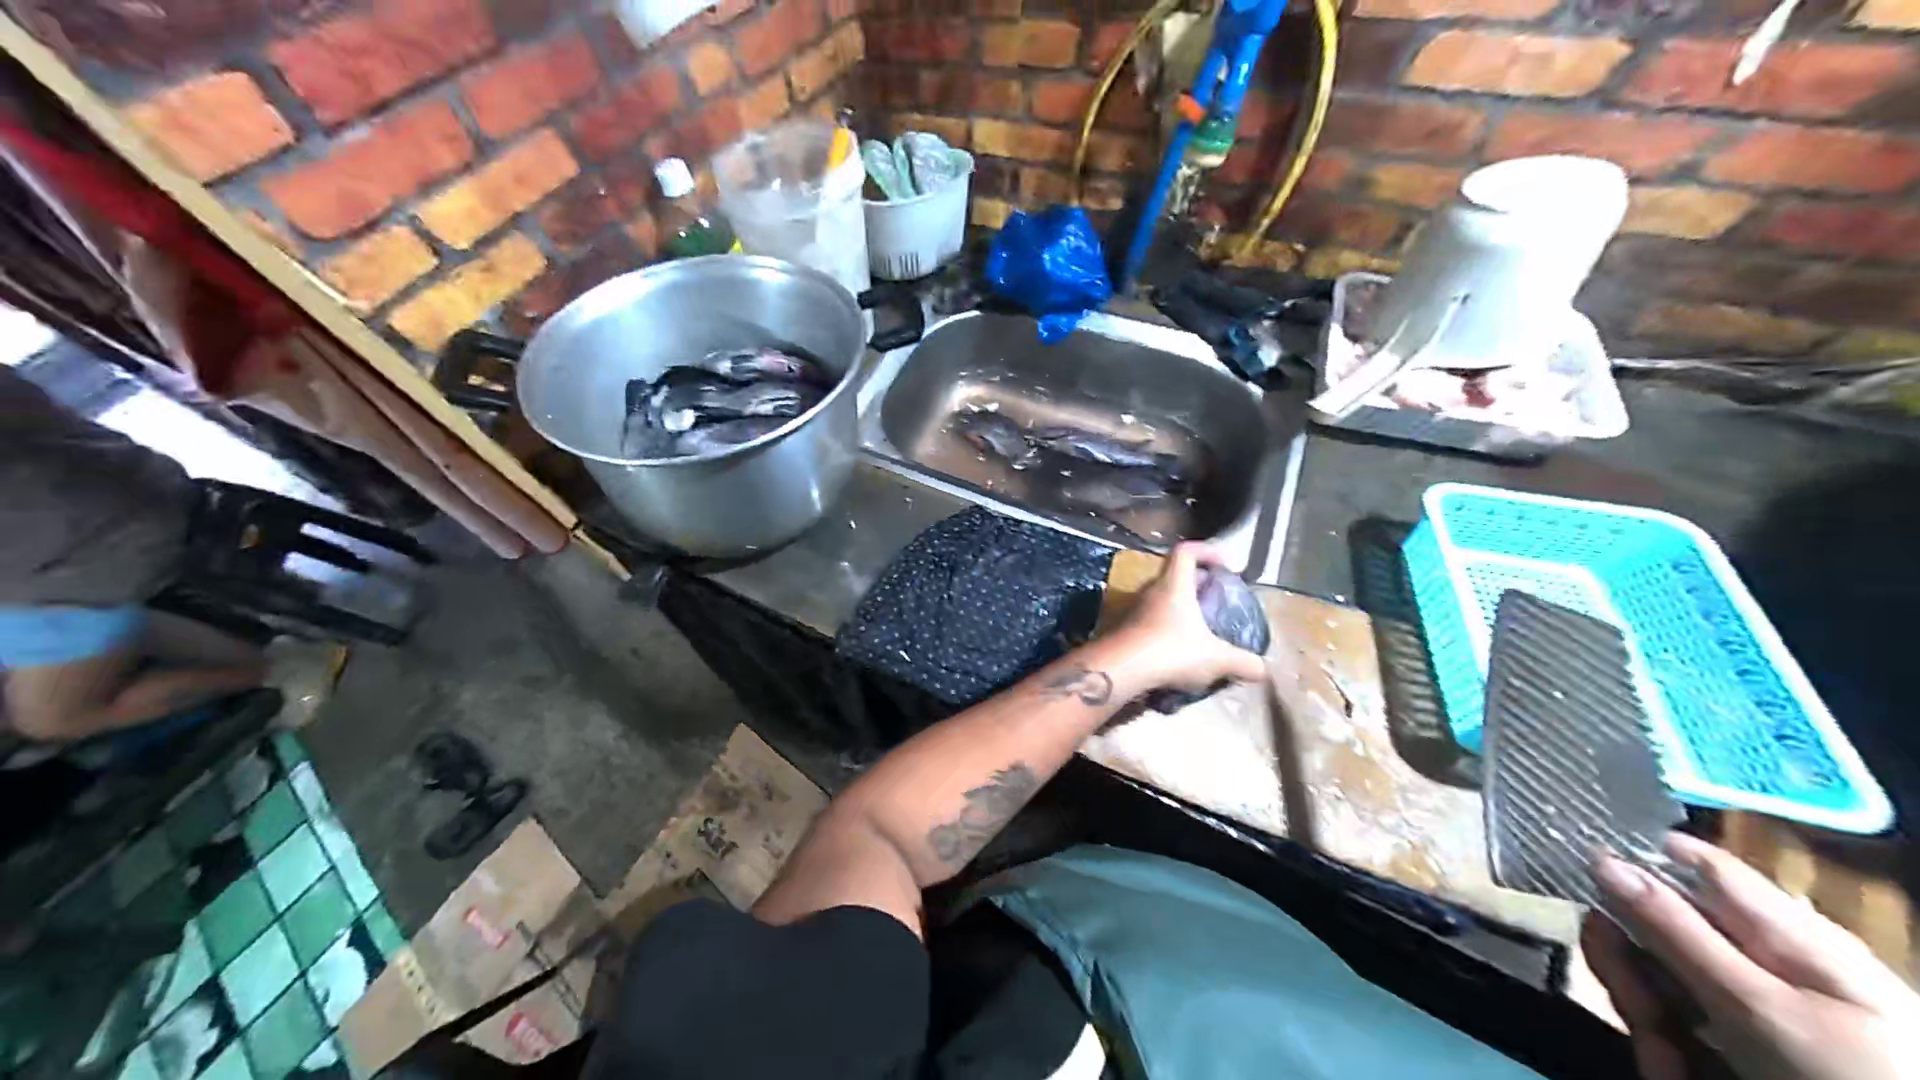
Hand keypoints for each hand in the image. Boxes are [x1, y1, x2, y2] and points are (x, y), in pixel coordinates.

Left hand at [1103, 542, 1268, 693]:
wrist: (1119, 670)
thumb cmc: (1170, 652)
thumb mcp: (1216, 659)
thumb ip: (1243, 662)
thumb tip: (1263, 668)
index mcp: (1174, 585)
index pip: (1186, 551)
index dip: (1207, 551)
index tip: (1226, 565)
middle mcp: (1151, 592)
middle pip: (1173, 575)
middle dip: (1196, 584)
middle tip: (1215, 601)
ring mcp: (1133, 610)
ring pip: (1160, 600)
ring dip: (1180, 610)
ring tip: (1200, 631)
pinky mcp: (1123, 630)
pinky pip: (1149, 622)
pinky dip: (1165, 631)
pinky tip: (1178, 654)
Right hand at [1583, 833, 1919, 1079]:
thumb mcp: (1757, 1008)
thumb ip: (1673, 928)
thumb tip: (1599, 856)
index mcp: (1791, 933)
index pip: (1695, 862)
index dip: (1636, 855)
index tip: (1578, 867)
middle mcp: (1767, 956)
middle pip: (1661, 922)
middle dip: (1629, 956)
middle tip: (1631, 997)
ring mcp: (1750, 1000)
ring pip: (1653, 971)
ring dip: (1641, 1004)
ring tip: (1666, 1054)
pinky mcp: (1734, 1037)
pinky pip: (1671, 1015)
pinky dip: (1664, 1043)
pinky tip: (1674, 1067)